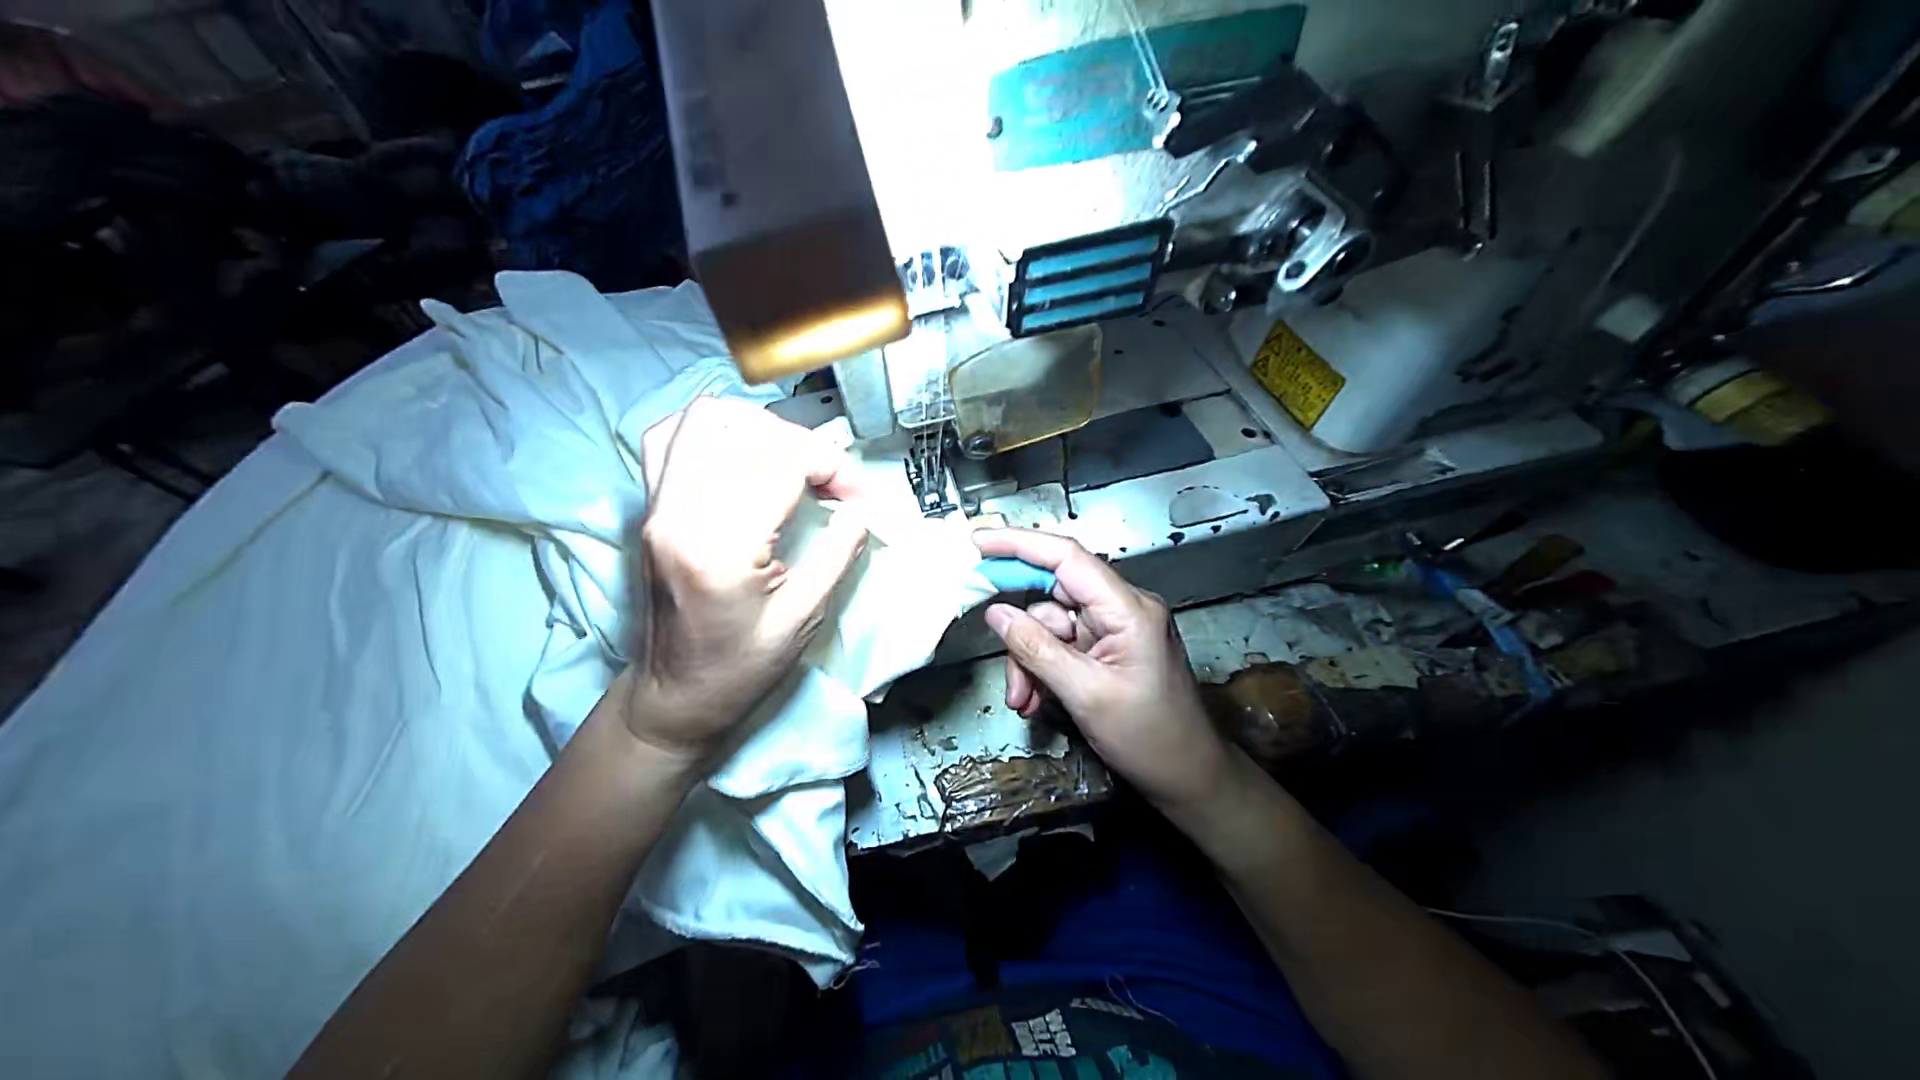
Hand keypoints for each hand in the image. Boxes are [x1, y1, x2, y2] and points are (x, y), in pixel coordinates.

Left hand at [618, 397, 868, 766]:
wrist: (672, 697)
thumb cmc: (739, 670)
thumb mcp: (801, 620)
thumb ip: (836, 556)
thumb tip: (862, 511)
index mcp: (721, 549)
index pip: (782, 464)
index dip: (831, 467)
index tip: (856, 498)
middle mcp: (680, 515)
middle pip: (750, 435)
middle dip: (804, 446)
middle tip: (830, 482)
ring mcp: (657, 507)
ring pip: (706, 421)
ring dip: (760, 428)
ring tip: (790, 460)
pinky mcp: (649, 508)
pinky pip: (668, 437)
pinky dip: (710, 429)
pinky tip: (741, 452)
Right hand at [973, 528, 1231, 810]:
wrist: (1188, 777)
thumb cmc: (1152, 739)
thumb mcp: (1086, 694)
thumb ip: (1037, 649)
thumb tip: (997, 614)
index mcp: (1128, 609)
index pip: (1067, 558)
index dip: (1020, 544)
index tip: (980, 542)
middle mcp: (1121, 609)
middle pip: (1052, 597)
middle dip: (1021, 632)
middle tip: (996, 647)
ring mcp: (1114, 630)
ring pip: (1050, 627)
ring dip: (1029, 662)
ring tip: (1024, 698)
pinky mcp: (1107, 650)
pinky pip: (1060, 647)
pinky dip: (1042, 670)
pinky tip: (1037, 699)